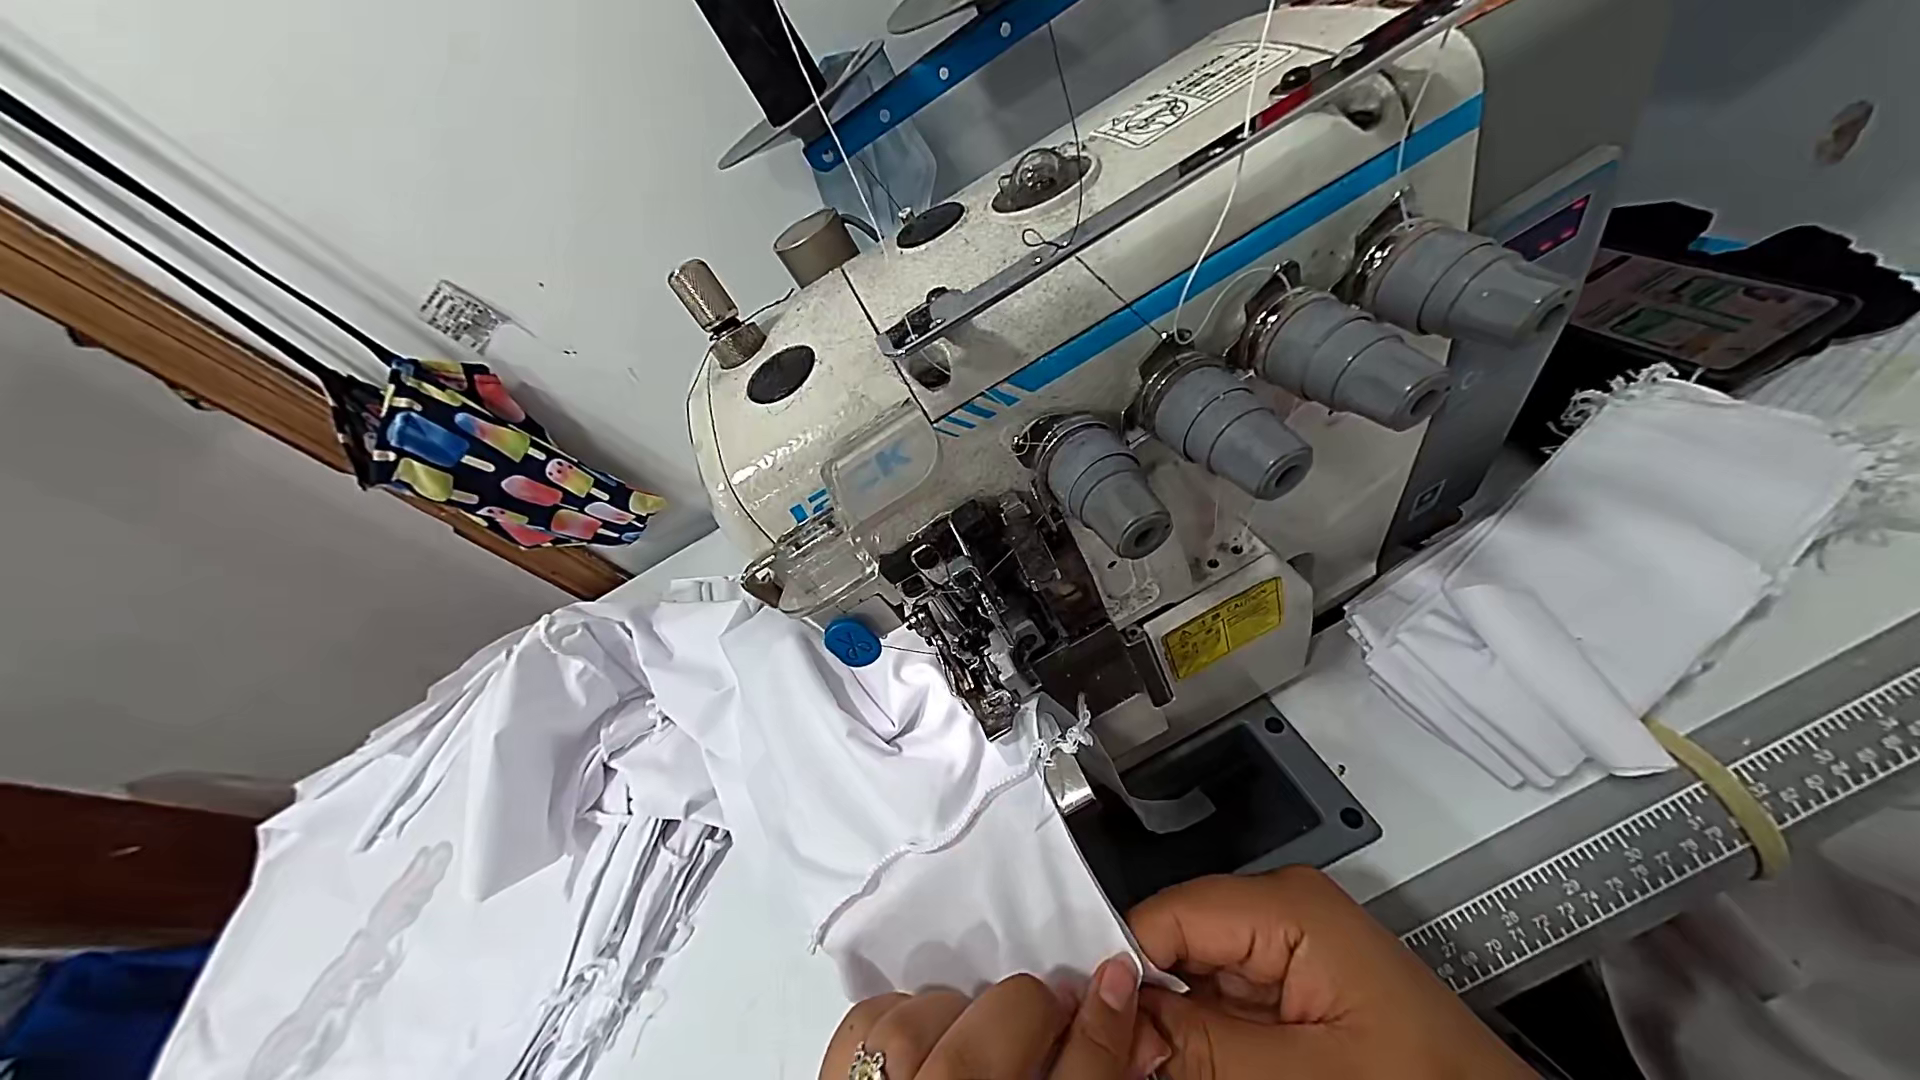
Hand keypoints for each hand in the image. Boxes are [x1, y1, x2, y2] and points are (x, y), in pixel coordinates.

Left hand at [818, 955, 1170, 1079]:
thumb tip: (1116, 1039)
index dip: (1105, 1026)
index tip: (1116, 981)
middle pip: (997, 1039)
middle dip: (1031, 1009)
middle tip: (1046, 1014)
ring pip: (921, 1024)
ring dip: (959, 1012)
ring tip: (978, 1034)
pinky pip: (867, 1025)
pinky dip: (896, 1016)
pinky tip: (922, 1039)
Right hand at [1129, 867, 1532, 1079]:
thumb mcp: (1309, 1078)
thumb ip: (1204, 1048)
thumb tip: (1122, 1025)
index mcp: (1285, 905)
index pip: (1166, 914)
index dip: (1126, 968)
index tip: (1102, 1025)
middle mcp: (1277, 911)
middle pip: (1175, 944)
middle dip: (1152, 1004)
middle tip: (1136, 1060)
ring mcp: (1282, 948)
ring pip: (1192, 979)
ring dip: (1176, 1028)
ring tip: (1168, 1065)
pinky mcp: (1288, 984)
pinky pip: (1220, 1003)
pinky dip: (1204, 1039)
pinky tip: (1201, 1065)